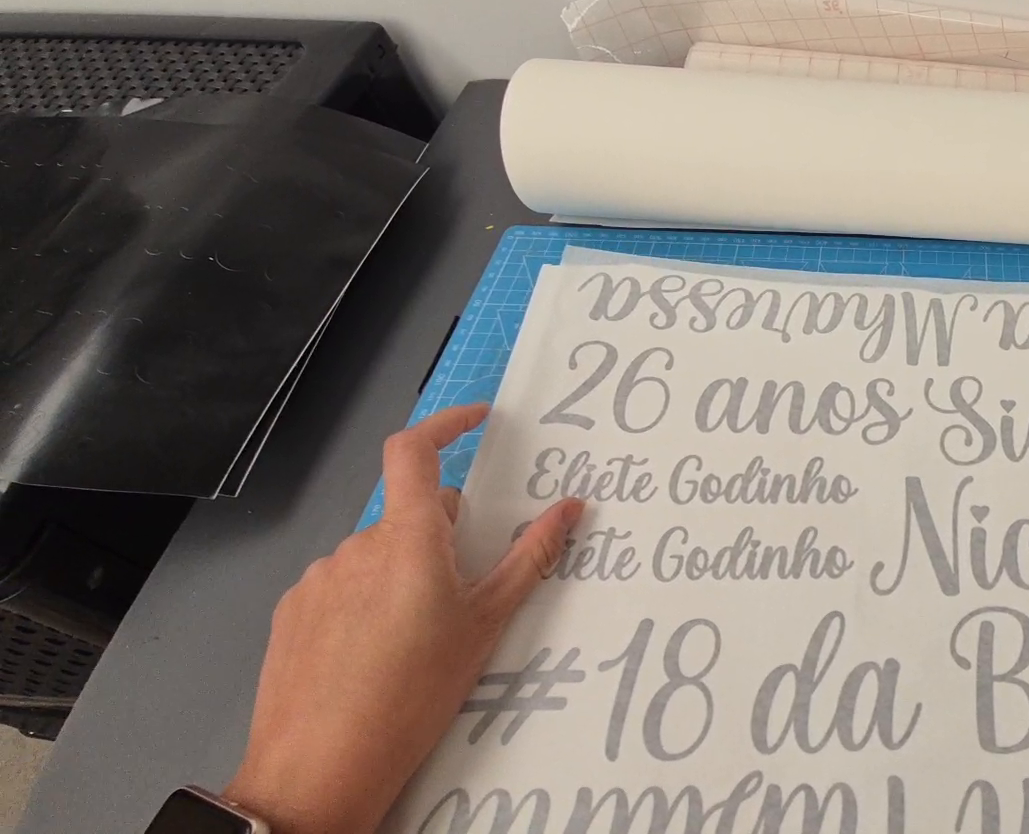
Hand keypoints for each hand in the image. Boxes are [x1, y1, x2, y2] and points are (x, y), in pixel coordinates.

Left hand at [224, 403, 582, 833]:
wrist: (317, 773)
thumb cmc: (415, 691)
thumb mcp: (488, 621)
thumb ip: (532, 555)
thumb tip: (572, 506)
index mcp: (409, 540)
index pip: (414, 451)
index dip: (446, 423)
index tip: (478, 419)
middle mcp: (358, 546)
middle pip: (412, 511)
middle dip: (446, 531)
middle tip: (468, 584)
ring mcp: (318, 579)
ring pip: (380, 549)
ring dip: (408, 566)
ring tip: (421, 630)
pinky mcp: (292, 612)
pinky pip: (345, 580)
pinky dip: (371, 593)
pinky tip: (378, 648)